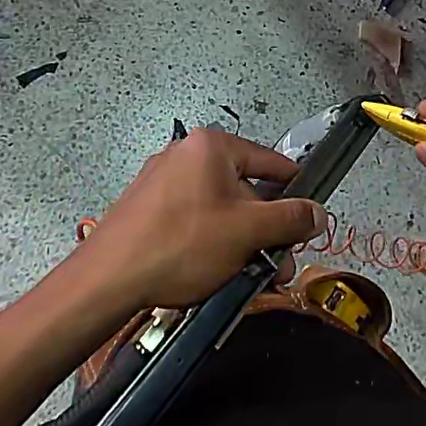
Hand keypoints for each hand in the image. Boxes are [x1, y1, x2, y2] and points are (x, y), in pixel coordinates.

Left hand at [76, 129, 327, 309]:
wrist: (107, 280)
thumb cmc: (181, 245)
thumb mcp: (248, 231)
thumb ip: (291, 218)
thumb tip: (319, 213)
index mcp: (211, 146)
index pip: (273, 162)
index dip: (297, 193)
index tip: (308, 222)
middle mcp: (185, 153)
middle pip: (246, 188)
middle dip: (266, 229)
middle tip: (278, 265)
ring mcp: (163, 180)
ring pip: (220, 208)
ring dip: (241, 241)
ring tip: (248, 276)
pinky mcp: (147, 207)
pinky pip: (194, 219)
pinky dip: (211, 242)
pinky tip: (215, 272)